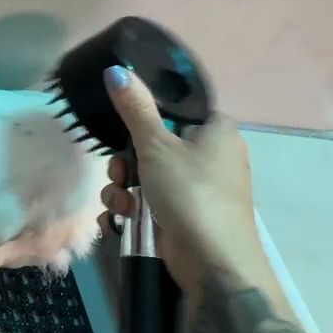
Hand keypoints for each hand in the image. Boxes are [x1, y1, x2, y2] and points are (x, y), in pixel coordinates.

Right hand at [97, 65, 265, 292]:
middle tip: (121, 170)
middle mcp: (211, 156)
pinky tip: (121, 215)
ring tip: (120, 199)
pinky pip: (148, 197)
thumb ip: (135, 108)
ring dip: (122, 185)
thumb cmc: (191, 193)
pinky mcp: (183, 211)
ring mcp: (197, 186)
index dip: (148, 114)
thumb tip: (115, 69)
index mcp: (217, 132)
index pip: (178, 108)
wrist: (213, 262)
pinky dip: (130, 204)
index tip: (126, 126)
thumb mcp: (157, 145)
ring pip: (145, 171)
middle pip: (153, 141)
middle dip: (126, 159)